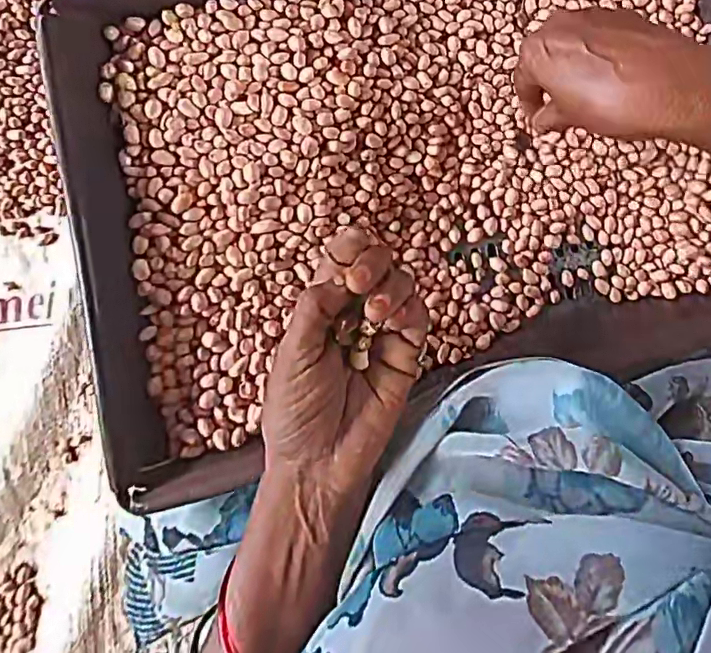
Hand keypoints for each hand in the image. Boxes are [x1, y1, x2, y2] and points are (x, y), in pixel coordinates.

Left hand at [261, 227, 428, 504]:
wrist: (317, 464)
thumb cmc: (294, 410)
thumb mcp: (292, 354)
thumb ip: (314, 308)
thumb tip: (338, 276)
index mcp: (323, 304)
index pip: (343, 257)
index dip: (350, 248)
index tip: (348, 259)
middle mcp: (354, 311)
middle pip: (377, 261)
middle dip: (372, 262)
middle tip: (357, 284)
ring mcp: (382, 331)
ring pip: (402, 283)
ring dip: (391, 287)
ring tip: (373, 314)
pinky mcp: (405, 354)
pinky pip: (418, 318)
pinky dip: (410, 311)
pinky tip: (392, 324)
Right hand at [514, 8, 710, 144]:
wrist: (678, 86)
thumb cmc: (620, 103)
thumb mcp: (575, 118)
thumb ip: (552, 115)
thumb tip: (545, 118)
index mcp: (536, 49)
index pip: (522, 79)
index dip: (529, 103)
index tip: (538, 116)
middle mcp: (559, 24)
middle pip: (545, 55)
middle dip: (551, 80)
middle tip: (562, 106)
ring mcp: (592, 16)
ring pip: (572, 42)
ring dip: (576, 66)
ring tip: (593, 94)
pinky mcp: (621, 15)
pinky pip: (599, 36)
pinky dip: (600, 55)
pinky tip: (615, 78)